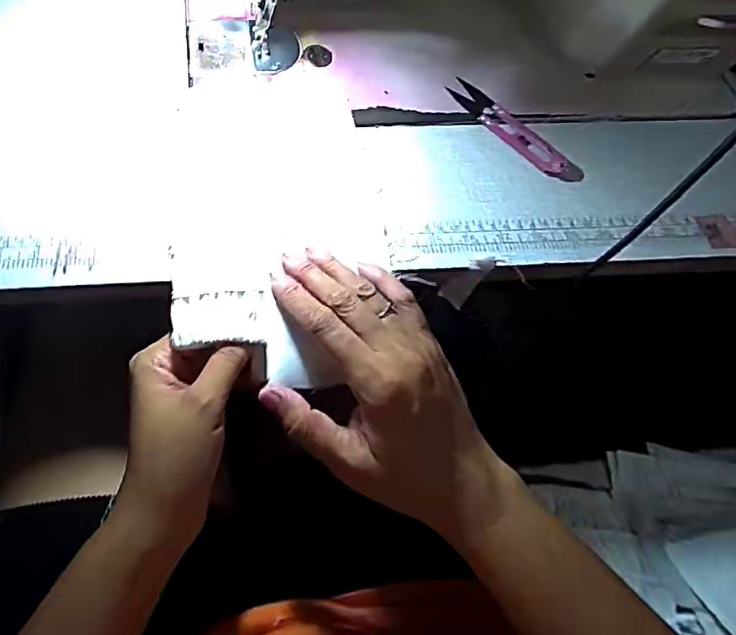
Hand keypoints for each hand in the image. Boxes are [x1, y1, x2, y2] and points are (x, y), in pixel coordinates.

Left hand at [116, 336, 248, 538]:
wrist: (164, 513)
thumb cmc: (177, 455)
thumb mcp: (204, 404)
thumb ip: (224, 365)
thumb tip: (244, 338)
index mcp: (153, 361)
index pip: (191, 329)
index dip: (221, 323)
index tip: (254, 315)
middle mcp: (161, 370)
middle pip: (200, 346)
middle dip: (231, 342)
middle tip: (267, 332)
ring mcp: (175, 392)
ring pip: (209, 366)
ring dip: (235, 363)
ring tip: (268, 350)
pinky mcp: (190, 411)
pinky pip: (212, 386)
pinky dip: (232, 382)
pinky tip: (257, 375)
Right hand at [257, 251, 515, 544]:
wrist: (469, 486)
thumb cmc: (404, 478)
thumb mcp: (350, 464)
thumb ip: (306, 426)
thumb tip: (266, 391)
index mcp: (377, 381)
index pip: (329, 328)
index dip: (300, 300)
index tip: (276, 278)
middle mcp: (399, 353)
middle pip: (349, 302)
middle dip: (315, 275)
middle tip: (287, 255)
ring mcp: (420, 345)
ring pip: (374, 295)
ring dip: (341, 270)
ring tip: (313, 250)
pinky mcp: (431, 344)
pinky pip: (405, 302)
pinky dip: (383, 279)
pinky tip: (362, 264)